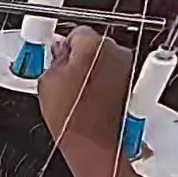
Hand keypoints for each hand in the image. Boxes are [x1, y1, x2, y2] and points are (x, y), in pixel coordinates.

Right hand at [38, 28, 135, 176]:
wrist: (93, 144)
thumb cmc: (73, 118)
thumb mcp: (46, 82)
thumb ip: (54, 59)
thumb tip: (58, 52)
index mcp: (91, 44)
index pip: (76, 32)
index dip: (64, 47)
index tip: (57, 58)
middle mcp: (114, 50)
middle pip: (94, 44)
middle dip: (81, 57)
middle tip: (66, 79)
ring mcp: (126, 66)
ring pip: (105, 58)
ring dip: (94, 69)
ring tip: (79, 93)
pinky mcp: (131, 83)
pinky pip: (114, 73)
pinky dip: (104, 81)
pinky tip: (91, 99)